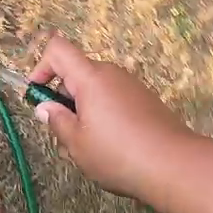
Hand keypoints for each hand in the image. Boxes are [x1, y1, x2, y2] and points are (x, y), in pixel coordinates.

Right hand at [27, 35, 196, 198]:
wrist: (173, 164)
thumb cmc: (118, 154)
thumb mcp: (78, 145)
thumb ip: (57, 122)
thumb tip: (44, 107)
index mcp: (90, 77)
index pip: (58, 49)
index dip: (41, 66)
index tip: (38, 95)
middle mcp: (110, 72)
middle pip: (77, 72)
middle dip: (64, 98)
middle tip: (65, 133)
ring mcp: (130, 84)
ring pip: (96, 88)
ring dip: (84, 108)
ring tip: (90, 146)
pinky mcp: (145, 98)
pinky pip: (114, 96)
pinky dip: (104, 112)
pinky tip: (113, 145)